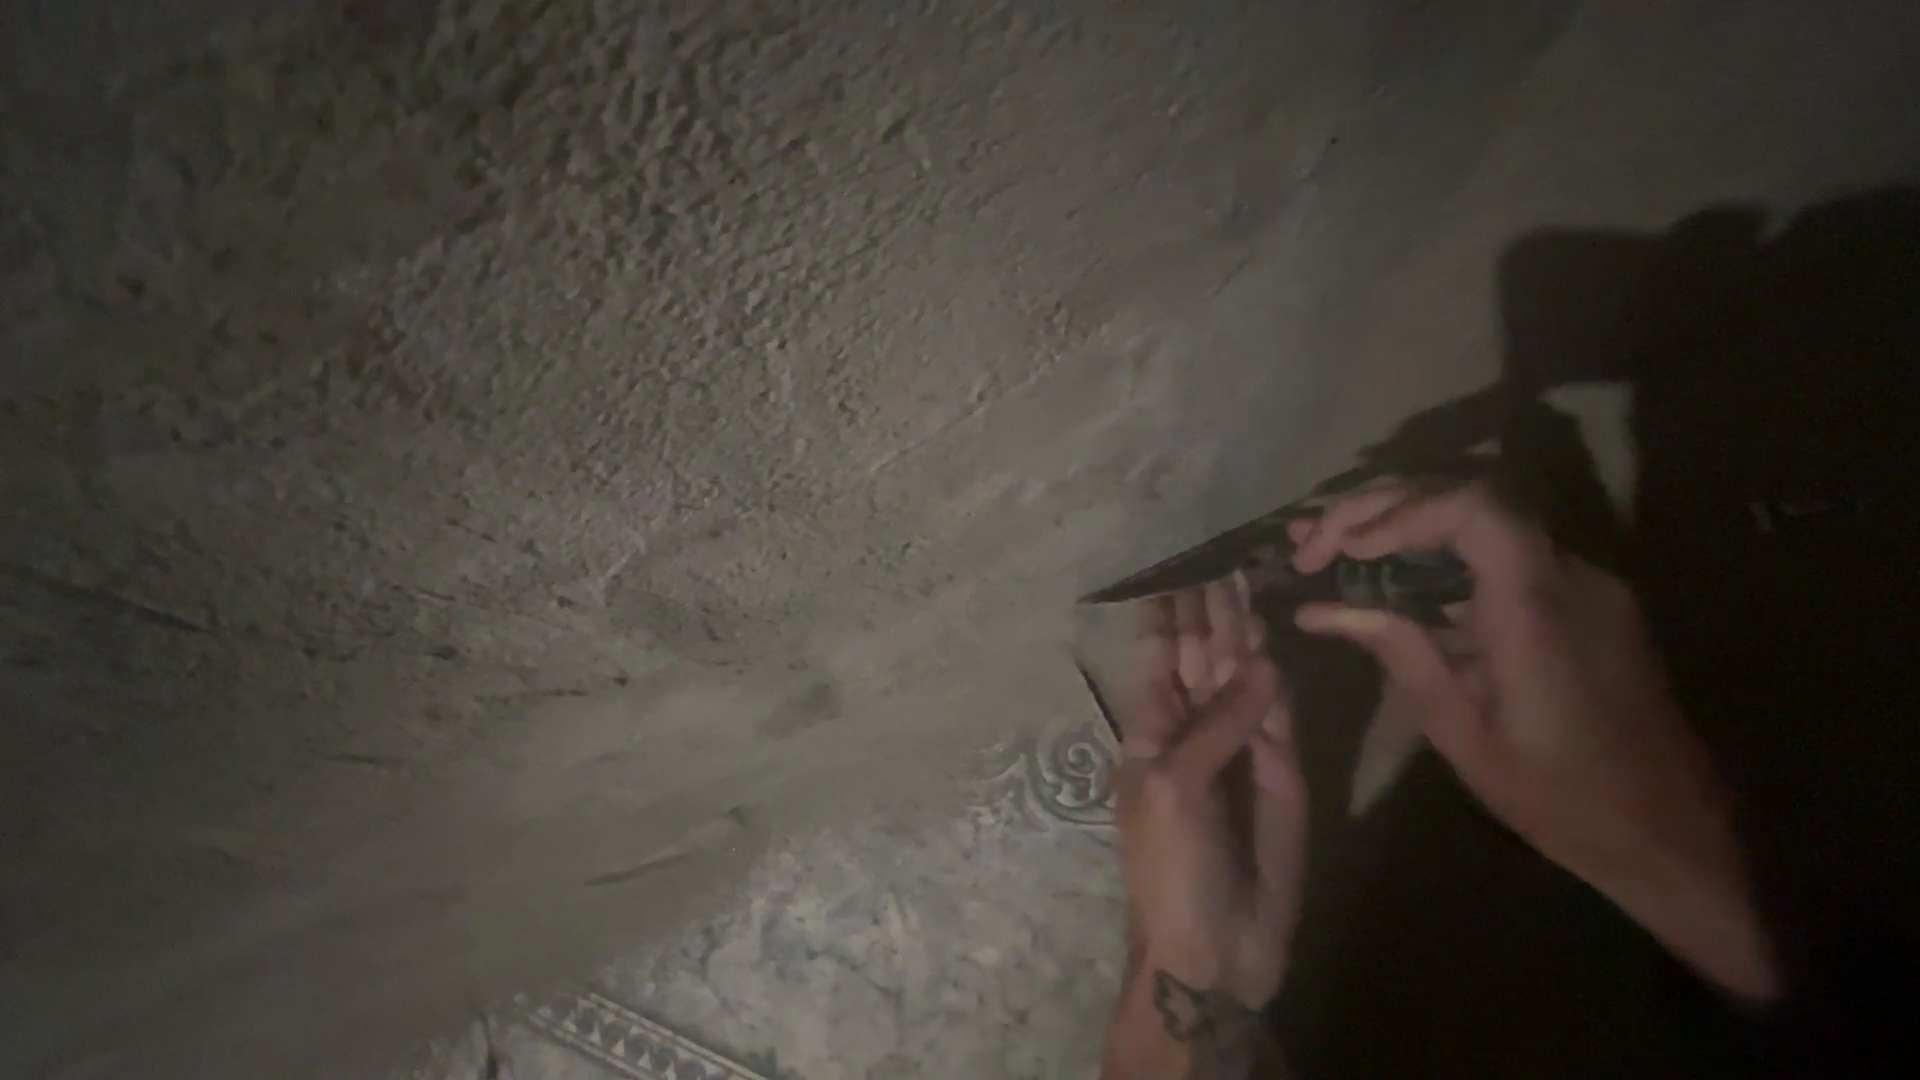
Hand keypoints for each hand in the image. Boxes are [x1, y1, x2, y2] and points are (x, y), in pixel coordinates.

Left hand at [1116, 576, 1305, 1007]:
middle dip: (1207, 609)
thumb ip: (1217, 722)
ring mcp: (1240, 742)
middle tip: (1218, 553)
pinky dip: (1277, 674)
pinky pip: (1279, 709)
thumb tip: (1261, 661)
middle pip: (1201, 653)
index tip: (1169, 568)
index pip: (1157, 655)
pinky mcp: (1283, 766)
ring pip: (1242, 672)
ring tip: (1246, 575)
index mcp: (1150, 726)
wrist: (1216, 946)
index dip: (1163, 614)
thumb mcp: (1174, 786)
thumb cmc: (1169, 862)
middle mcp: (1194, 725)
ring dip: (1242, 629)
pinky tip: (1274, 633)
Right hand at [1289, 479, 1780, 1001]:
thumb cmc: (1561, 799)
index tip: (1341, 547)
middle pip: (1467, 500)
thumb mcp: (1463, 735)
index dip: (1398, 511)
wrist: (1676, 835)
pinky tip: (1380, 572)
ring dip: (1397, 524)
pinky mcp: (1574, 600)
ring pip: (1477, 519)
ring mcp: (1577, 585)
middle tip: (1310, 539)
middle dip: (1379, 509)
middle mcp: (1567, 579)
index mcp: (1538, 612)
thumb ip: (1399, 655)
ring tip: (1325, 544)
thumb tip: (1317, 610)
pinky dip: (1428, 552)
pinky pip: (1494, 553)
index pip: (1474, 510)